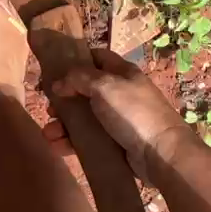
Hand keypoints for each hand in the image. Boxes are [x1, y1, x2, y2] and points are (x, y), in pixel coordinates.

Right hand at [52, 48, 191, 174]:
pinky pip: (87, 139)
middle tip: (50, 108)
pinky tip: (56, 145)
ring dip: (63, 124)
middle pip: (84, 90)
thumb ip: (78, 78)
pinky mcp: (114, 143)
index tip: (53, 68)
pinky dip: (70, 141)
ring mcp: (117, 119)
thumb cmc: (133, 112)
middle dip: (63, 99)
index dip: (75, 59)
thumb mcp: (104, 85)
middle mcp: (119, 93)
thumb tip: (58, 84)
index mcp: (122, 73)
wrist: (161, 154)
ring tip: (49, 133)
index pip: (96, 57)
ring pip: (82, 117)